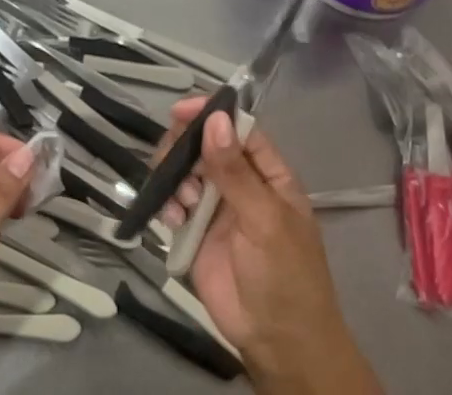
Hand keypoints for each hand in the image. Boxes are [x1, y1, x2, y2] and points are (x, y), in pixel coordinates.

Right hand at [157, 98, 382, 394]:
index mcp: (269, 176)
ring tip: (181, 204)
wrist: (277, 341)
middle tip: (173, 165)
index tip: (180, 111)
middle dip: (184, 149)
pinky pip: (172, 202)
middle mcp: (240, 185)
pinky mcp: (194, 232)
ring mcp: (216, 208)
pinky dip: (166, 203)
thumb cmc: (286, 276)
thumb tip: (215, 119)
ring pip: (184, 171)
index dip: (211, 115)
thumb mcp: (265, 220)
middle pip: (204, 145)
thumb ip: (235, 172)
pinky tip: (172, 220)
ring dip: (174, 178)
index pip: (238, 130)